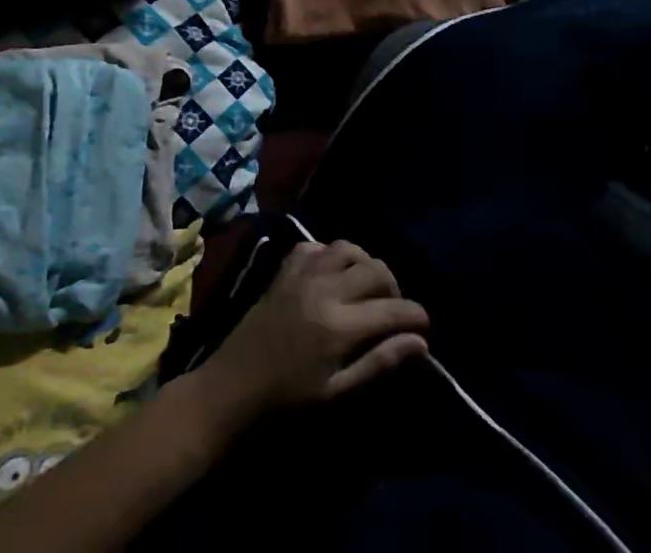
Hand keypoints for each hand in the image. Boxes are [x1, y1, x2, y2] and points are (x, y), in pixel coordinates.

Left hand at [205, 241, 429, 412]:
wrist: (227, 392)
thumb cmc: (284, 402)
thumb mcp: (336, 392)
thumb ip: (379, 363)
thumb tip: (421, 343)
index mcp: (340, 327)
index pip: (395, 309)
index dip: (416, 316)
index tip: (423, 327)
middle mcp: (325, 291)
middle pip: (377, 270)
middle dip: (395, 289)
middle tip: (392, 310)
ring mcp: (302, 277)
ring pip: (349, 248)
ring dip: (365, 264)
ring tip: (364, 287)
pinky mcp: (283, 273)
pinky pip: (315, 248)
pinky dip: (330, 255)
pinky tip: (331, 274)